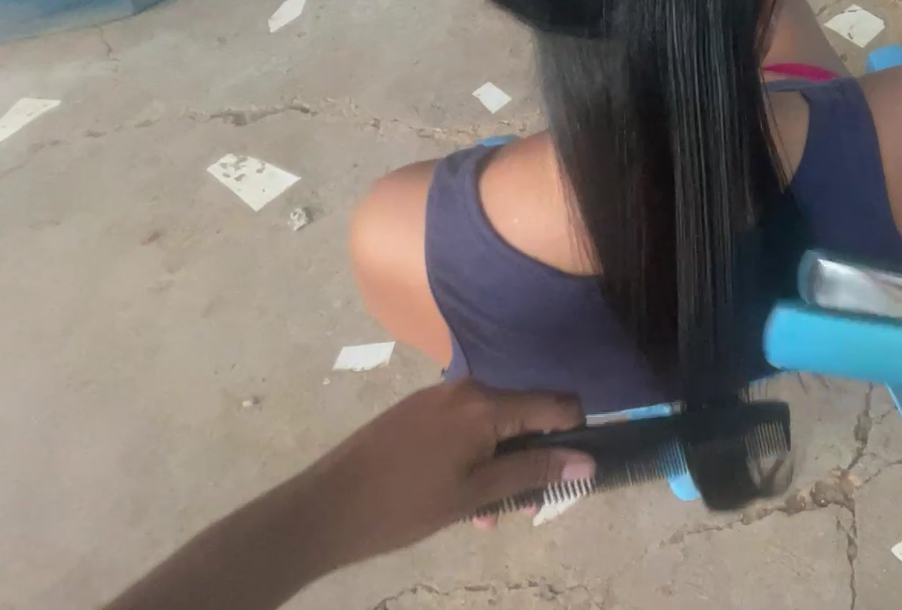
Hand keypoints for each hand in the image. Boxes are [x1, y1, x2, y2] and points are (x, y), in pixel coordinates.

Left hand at [300, 379, 593, 565]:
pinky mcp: (419, 409)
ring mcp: (441, 395)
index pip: (556, 405)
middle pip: (525, 414)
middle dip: (533, 457)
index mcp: (487, 404)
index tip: (571, 468)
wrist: (314, 513)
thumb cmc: (399, 508)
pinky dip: (476, 452)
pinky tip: (460, 491)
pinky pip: (467, 422)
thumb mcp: (472, 496)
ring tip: (487, 510)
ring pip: (495, 422)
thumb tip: (587, 461)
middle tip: (523, 504)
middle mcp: (469, 387)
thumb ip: (533, 473)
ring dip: (502, 460)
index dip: (573, 434)